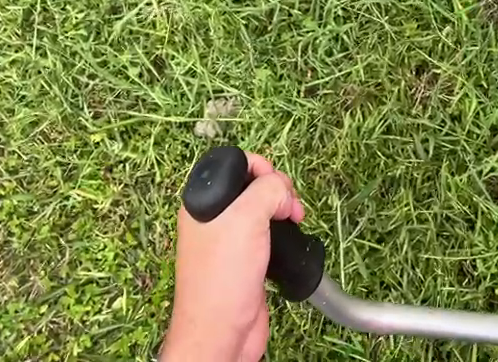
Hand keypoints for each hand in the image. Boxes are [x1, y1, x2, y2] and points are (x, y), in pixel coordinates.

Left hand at [160, 153, 305, 361]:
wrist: (221, 335)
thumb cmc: (225, 276)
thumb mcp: (247, 217)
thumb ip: (268, 189)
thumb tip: (283, 193)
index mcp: (202, 201)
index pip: (235, 164)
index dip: (260, 167)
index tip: (275, 185)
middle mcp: (213, 217)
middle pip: (253, 184)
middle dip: (278, 189)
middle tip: (289, 207)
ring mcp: (229, 239)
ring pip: (264, 207)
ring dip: (284, 208)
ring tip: (295, 220)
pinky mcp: (245, 259)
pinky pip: (268, 231)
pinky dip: (283, 229)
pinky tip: (290, 237)